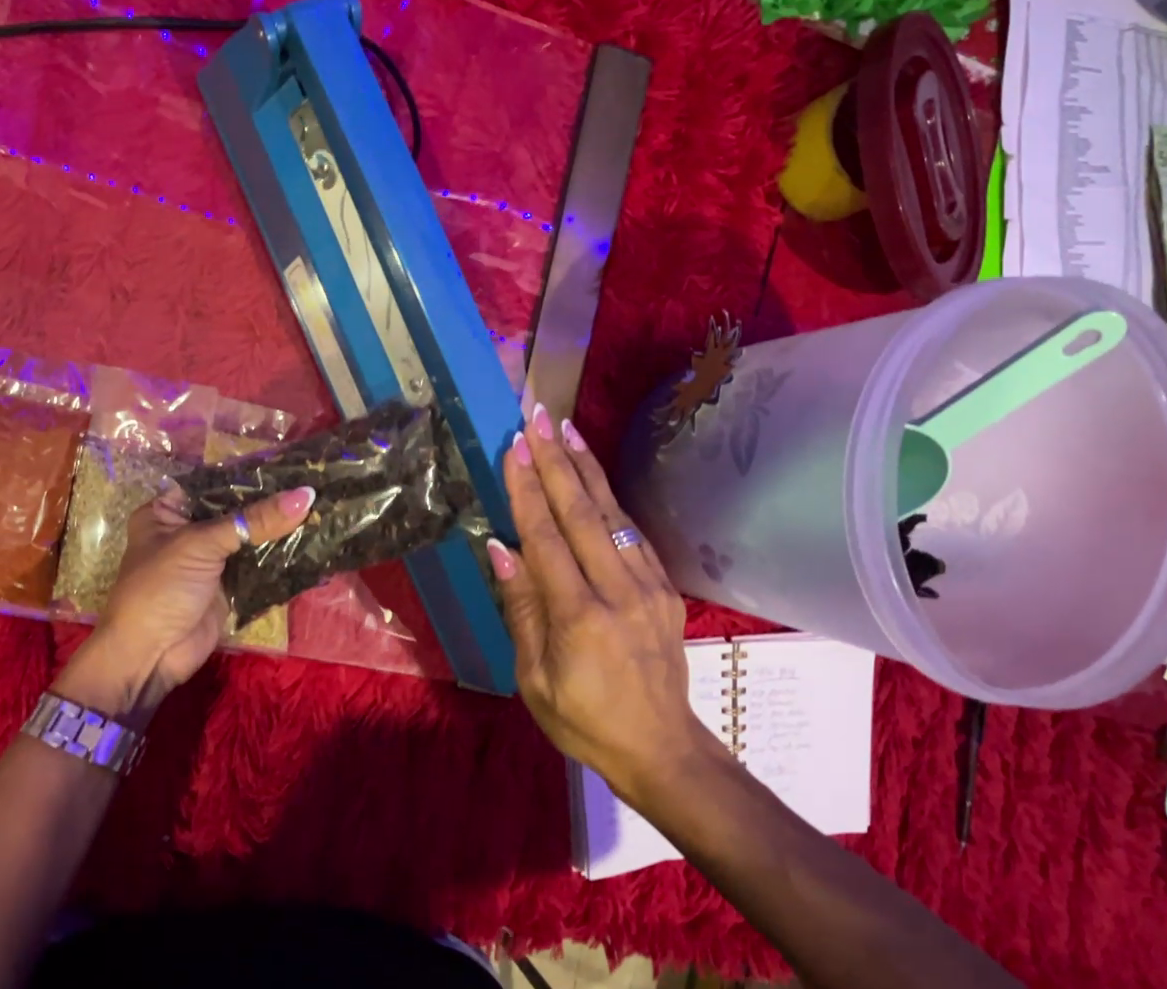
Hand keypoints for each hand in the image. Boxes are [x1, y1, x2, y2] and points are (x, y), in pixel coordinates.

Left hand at [55, 483, 315, 728]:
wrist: (149, 657)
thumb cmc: (161, 589)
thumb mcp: (202, 545)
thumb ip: (254, 520)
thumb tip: (307, 494)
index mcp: (168, 511)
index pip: (216, 484)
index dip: (252, 476)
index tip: (294, 464)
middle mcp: (189, 531)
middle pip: (237, 511)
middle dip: (273, 503)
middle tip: (317, 484)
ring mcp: (212, 561)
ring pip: (252, 539)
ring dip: (282, 530)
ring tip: (324, 507)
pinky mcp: (230, 587)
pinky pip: (261, 566)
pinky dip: (283, 557)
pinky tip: (315, 541)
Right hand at [486, 404, 703, 795]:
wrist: (661, 747)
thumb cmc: (583, 720)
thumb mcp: (534, 678)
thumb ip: (521, 608)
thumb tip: (501, 547)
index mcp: (581, 617)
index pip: (547, 539)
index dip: (528, 490)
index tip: (515, 447)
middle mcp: (620, 591)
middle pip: (583, 514)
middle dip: (557, 461)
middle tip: (538, 417)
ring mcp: (649, 587)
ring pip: (613, 516)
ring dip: (586, 469)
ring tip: (566, 430)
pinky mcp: (665, 589)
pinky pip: (633, 535)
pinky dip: (611, 500)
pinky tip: (595, 477)